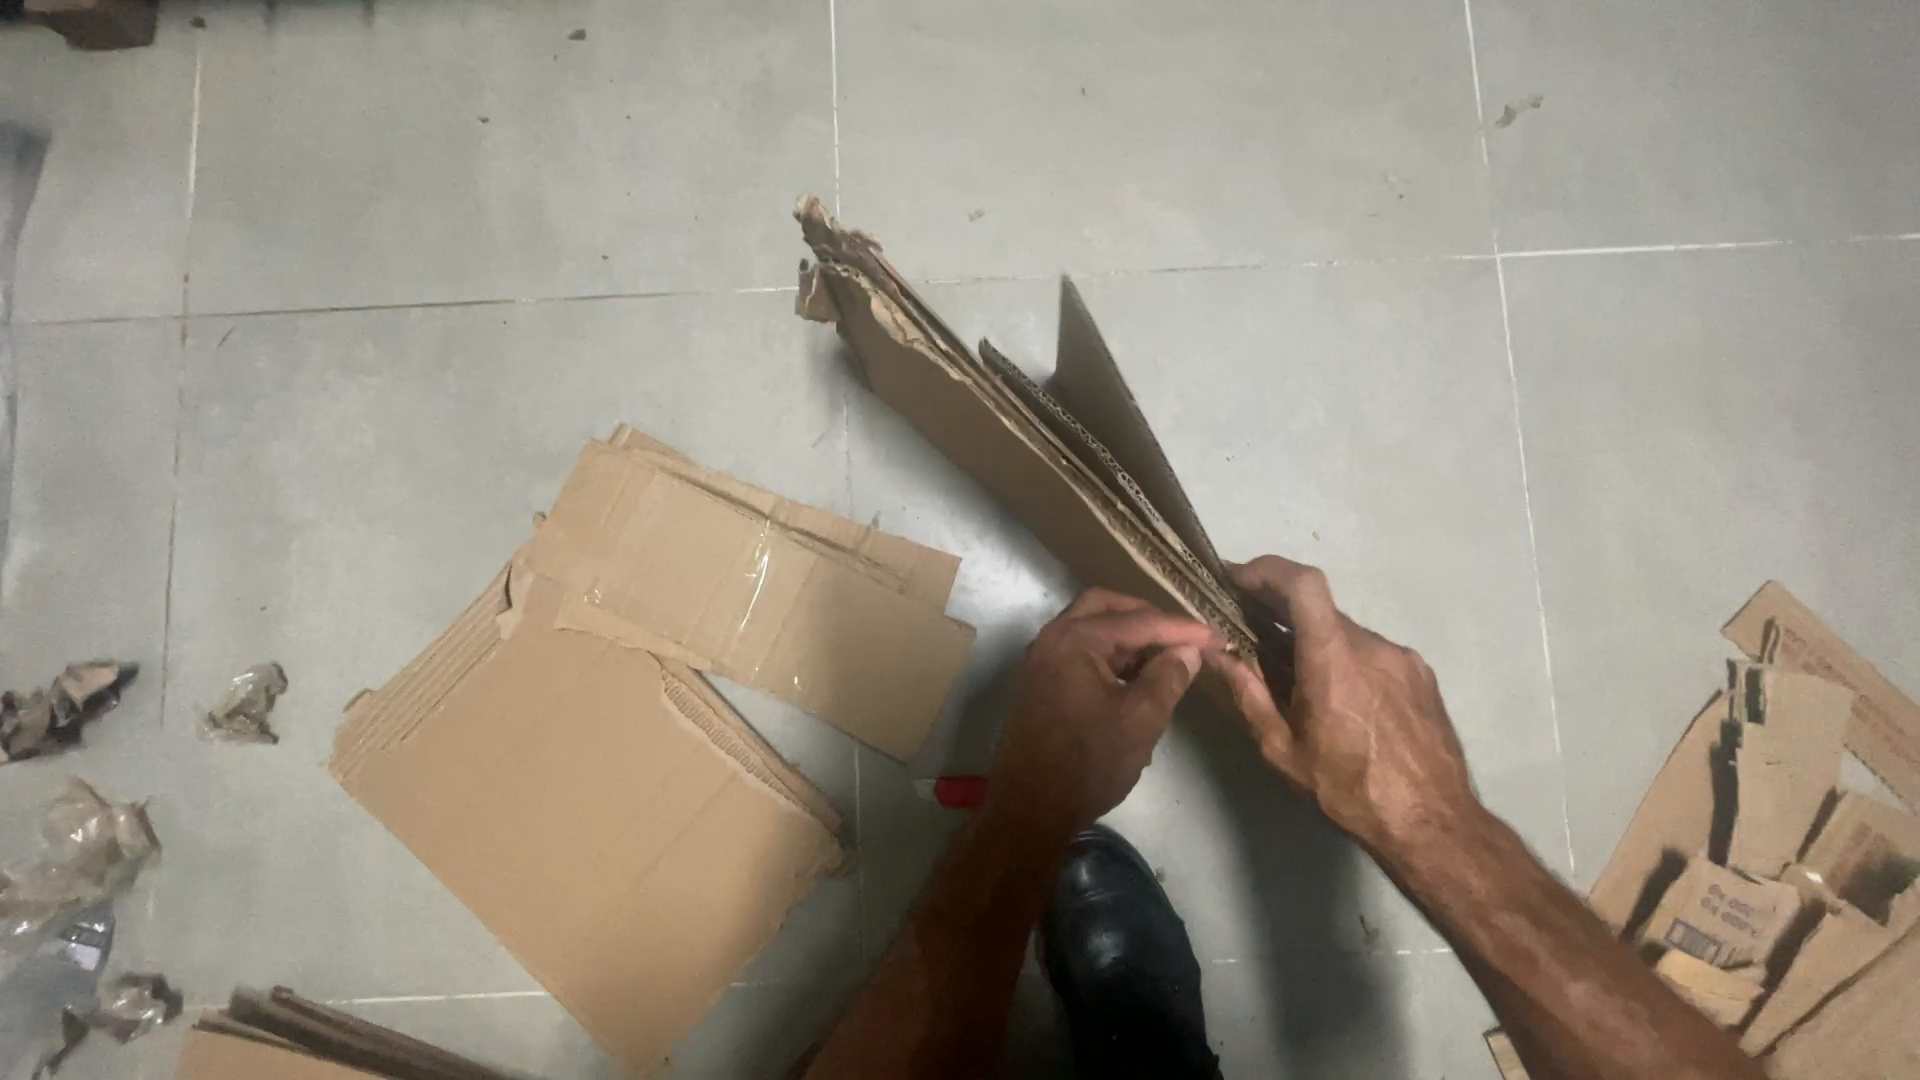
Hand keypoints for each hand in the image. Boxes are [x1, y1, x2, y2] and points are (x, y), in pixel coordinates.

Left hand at [989, 588, 1217, 832]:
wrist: (1031, 807)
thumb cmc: (1088, 762)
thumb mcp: (1140, 719)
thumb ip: (1168, 678)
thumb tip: (1188, 652)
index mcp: (1074, 639)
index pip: (1137, 621)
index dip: (1180, 628)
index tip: (1215, 637)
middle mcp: (1052, 639)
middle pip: (1105, 608)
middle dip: (1146, 617)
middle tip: (1182, 637)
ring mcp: (1042, 660)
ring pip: (1090, 629)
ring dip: (1128, 638)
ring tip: (1166, 660)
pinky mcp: (1041, 682)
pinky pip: (1080, 653)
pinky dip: (1110, 656)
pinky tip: (1137, 680)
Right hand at [1208, 555, 1478, 857]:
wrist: (1435, 827)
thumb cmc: (1348, 790)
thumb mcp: (1281, 749)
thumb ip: (1247, 693)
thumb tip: (1215, 653)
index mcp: (1334, 658)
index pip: (1303, 583)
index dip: (1267, 569)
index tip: (1237, 580)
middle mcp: (1372, 646)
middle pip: (1318, 609)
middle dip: (1279, 614)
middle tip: (1249, 636)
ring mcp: (1402, 659)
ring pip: (1344, 633)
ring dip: (1313, 643)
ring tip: (1295, 682)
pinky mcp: (1421, 676)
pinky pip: (1371, 653)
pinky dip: (1344, 660)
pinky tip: (1338, 701)